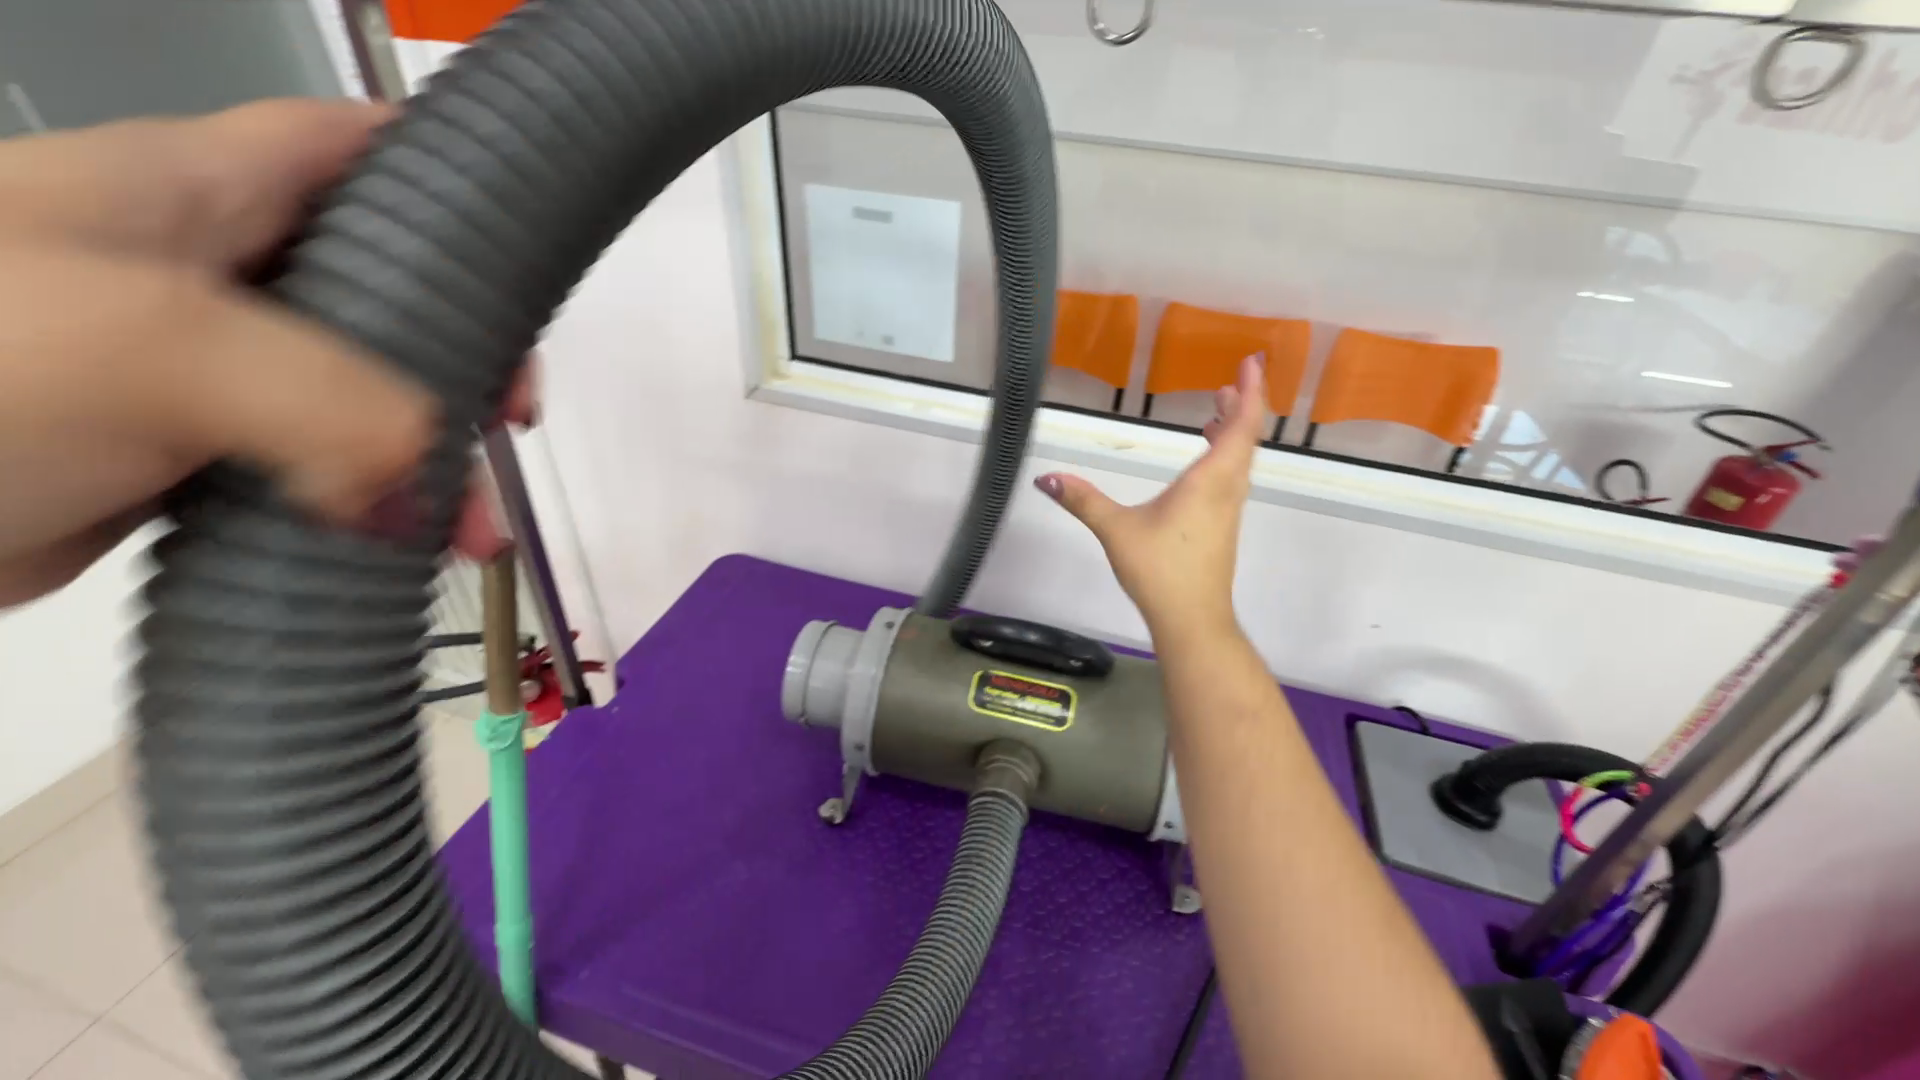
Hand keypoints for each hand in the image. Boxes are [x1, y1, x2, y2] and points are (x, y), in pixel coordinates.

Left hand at [0, 100, 525, 607]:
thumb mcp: (143, 343)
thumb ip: (325, 399)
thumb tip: (424, 488)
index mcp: (208, 191)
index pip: (370, 148)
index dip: (464, 183)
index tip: (534, 254)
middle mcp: (225, 270)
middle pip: (402, 288)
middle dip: (474, 357)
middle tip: (509, 424)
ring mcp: (215, 368)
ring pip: (374, 390)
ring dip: (439, 455)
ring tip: (470, 528)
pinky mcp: (200, 453)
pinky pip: (327, 464)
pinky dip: (380, 502)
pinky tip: (407, 541)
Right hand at [1036, 354, 1265, 635]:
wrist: (1193, 620)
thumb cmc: (1161, 570)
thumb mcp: (1116, 530)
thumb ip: (1082, 500)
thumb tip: (1045, 477)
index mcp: (1209, 481)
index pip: (1241, 426)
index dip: (1250, 392)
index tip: (1250, 364)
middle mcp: (1227, 489)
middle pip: (1247, 438)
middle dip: (1241, 405)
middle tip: (1230, 382)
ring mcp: (1228, 509)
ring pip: (1241, 459)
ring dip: (1234, 431)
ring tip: (1216, 411)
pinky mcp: (1223, 526)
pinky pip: (1232, 477)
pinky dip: (1225, 455)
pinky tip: (1203, 464)